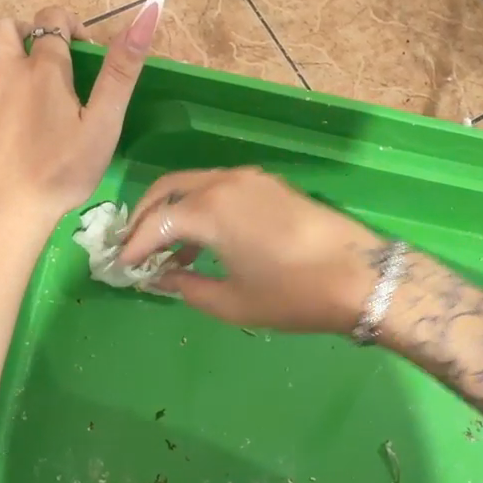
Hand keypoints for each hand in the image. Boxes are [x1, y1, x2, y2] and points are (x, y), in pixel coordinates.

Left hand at [0, 2, 157, 229]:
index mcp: (44, 69)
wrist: (0, 212)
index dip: (70, 26)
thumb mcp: (103, 123)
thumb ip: (122, 69)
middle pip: (7, 27)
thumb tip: (149, 11)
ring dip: (8, 67)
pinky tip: (7, 133)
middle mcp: (5, 71)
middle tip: (49, 64)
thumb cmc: (60, 171)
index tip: (85, 53)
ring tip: (29, 102)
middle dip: (28, 33)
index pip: (52, 20)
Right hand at [117, 167, 384, 332]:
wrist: (361, 276)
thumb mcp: (233, 303)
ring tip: (167, 253)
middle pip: (168, 189)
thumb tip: (161, 277)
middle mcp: (224, 182)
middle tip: (134, 248)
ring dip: (173, 212)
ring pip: (195, 185)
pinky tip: (203, 242)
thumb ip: (187, 288)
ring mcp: (250, 179)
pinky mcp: (269, 184)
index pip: (155, 223)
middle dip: (145, 217)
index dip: (133, 247)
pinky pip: (219, 188)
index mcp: (209, 209)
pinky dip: (200, 207)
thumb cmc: (293, 295)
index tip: (121, 268)